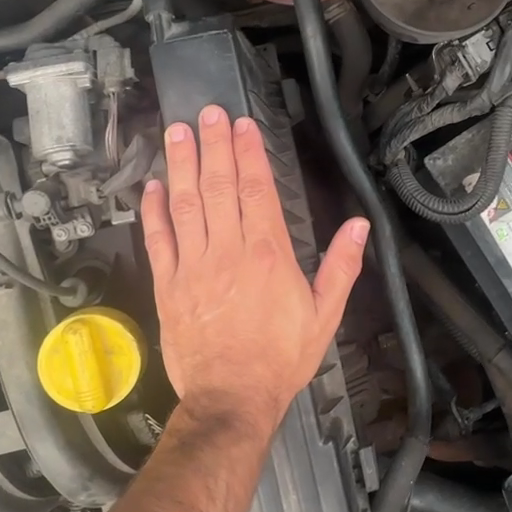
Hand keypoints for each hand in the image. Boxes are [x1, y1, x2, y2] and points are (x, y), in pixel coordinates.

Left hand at [140, 105, 367, 431]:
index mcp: (268, 253)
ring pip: (185, 204)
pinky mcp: (168, 286)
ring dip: (181, 165)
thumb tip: (359, 226)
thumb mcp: (325, 314)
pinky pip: (158, 240)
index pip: (255, 189)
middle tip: (208, 112)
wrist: (232, 399)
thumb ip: (342, 266)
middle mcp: (227, 251)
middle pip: (217, 186)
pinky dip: (153, 211)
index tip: (243, 124)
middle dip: (213, 145)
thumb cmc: (281, 357)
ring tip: (177, 131)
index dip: (248, 153)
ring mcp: (193, 267)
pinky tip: (151, 186)